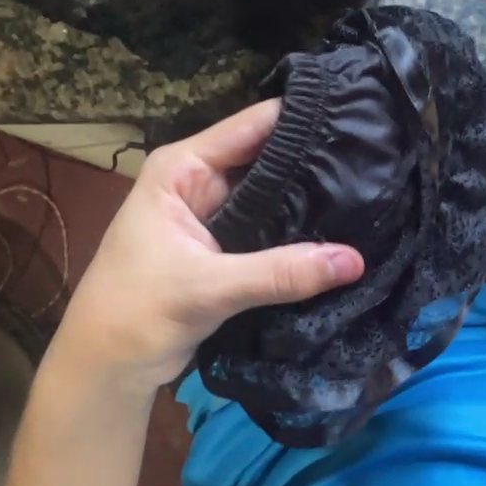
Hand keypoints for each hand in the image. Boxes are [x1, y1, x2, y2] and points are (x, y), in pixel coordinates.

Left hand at [53, 100, 365, 391]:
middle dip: (315, 160)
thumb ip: (281, 272)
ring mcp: (216, 216)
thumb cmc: (137, 311)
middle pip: (269, 157)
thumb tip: (354, 261)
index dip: (303, 119)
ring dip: (311, 199)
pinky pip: (272, 229)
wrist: (108, 366)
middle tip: (377, 161)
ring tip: (372, 191)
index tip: (358, 120)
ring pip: (274, 195)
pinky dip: (299, 232)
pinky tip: (343, 232)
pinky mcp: (227, 249)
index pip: (254, 125)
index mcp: (184, 167)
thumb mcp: (209, 287)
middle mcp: (201, 181)